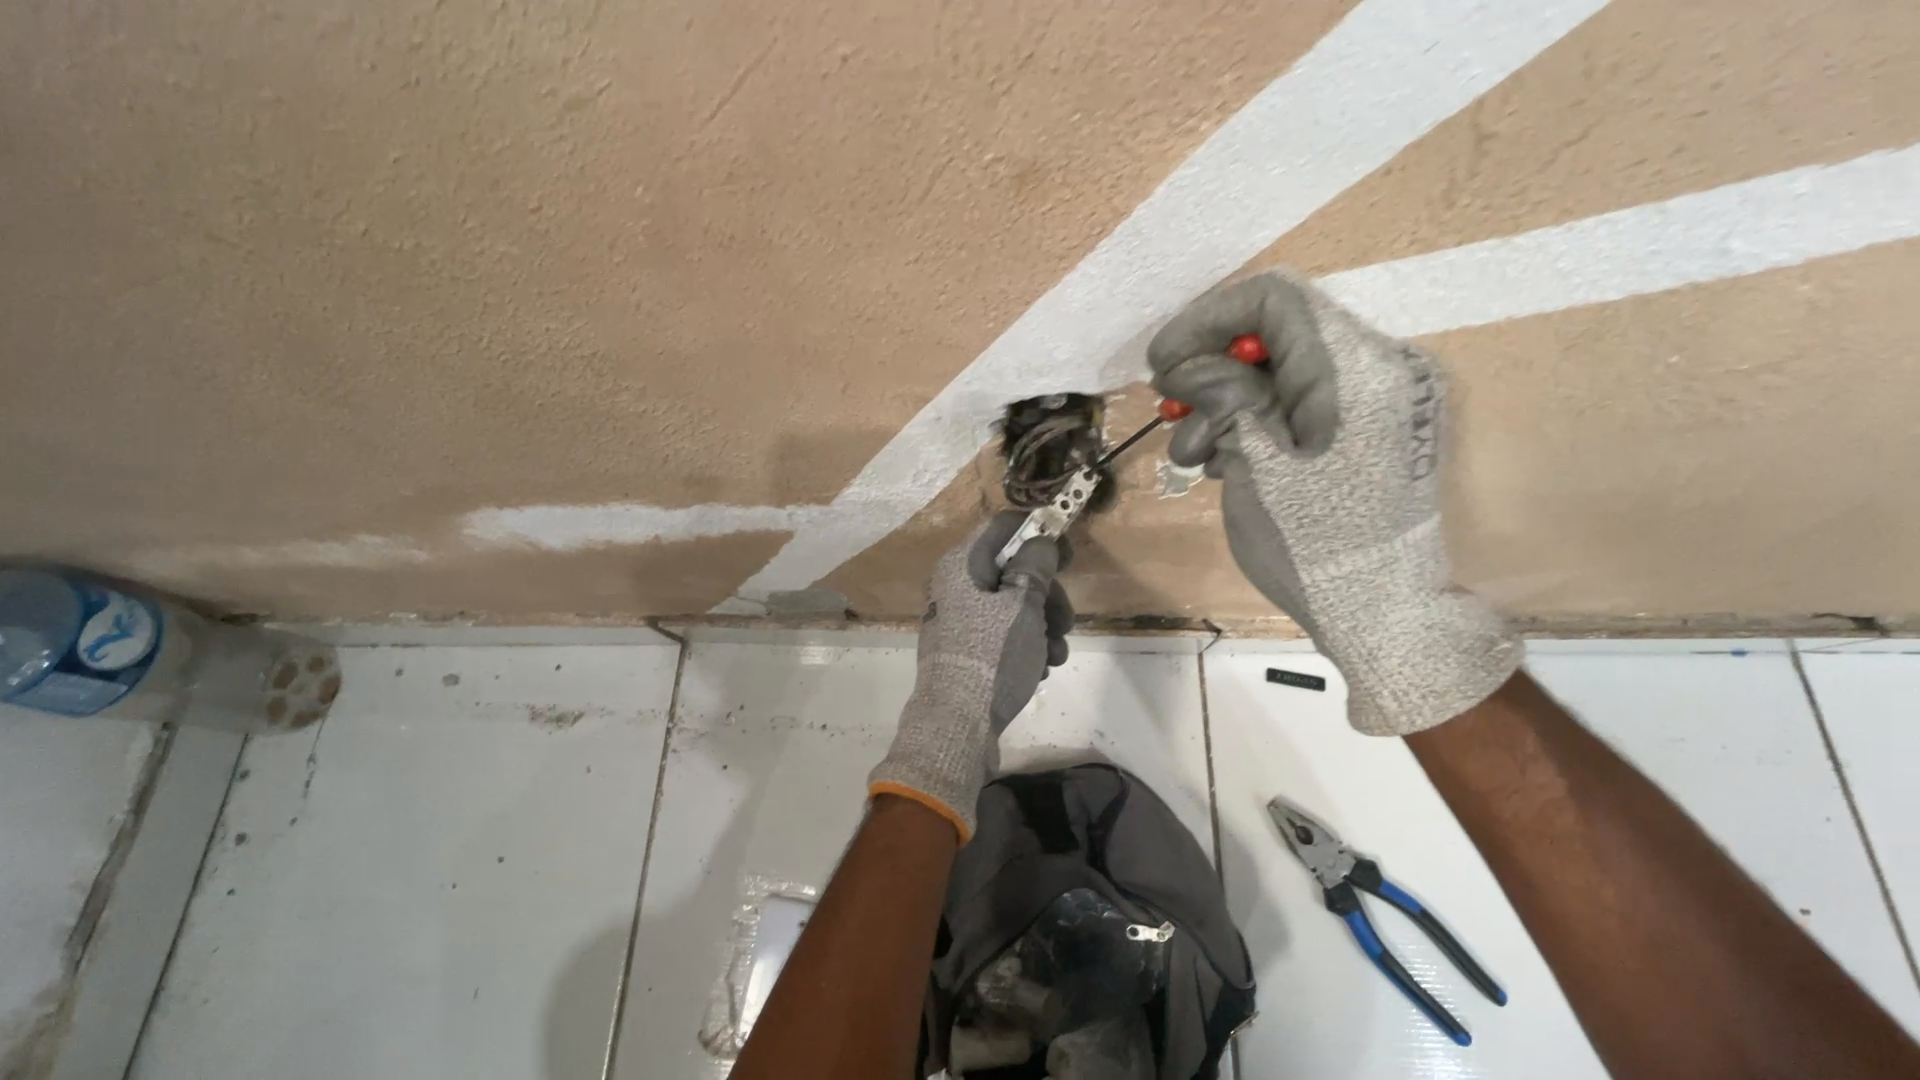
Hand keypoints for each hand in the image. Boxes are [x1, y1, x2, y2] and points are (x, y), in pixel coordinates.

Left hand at [867, 511, 1073, 839]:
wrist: (957, 725)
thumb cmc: (990, 657)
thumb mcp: (1022, 607)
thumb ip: (1035, 566)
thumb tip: (1039, 540)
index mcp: (961, 565)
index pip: (1001, 527)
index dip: (1036, 531)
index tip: (1067, 551)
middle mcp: (955, 587)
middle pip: (1011, 569)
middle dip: (1046, 594)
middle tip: (1066, 621)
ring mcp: (959, 620)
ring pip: (1013, 605)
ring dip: (1043, 625)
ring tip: (1056, 654)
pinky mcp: (966, 650)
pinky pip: (1003, 634)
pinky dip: (1027, 645)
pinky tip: (1041, 668)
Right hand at [1147, 269, 1518, 735]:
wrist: (1383, 616)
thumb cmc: (1316, 545)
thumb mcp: (1257, 465)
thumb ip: (1223, 397)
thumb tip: (1186, 362)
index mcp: (1354, 369)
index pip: (1274, 299)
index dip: (1206, 319)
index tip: (1162, 362)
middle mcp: (1374, 370)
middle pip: (1275, 334)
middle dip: (1210, 368)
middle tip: (1169, 409)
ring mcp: (1374, 403)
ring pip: (1281, 372)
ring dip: (1224, 403)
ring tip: (1193, 457)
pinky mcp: (1366, 432)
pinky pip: (1300, 403)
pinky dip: (1254, 422)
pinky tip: (1223, 463)